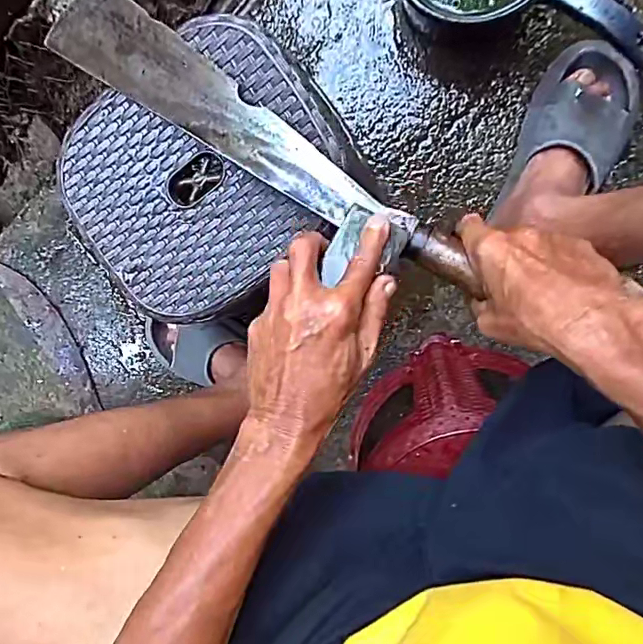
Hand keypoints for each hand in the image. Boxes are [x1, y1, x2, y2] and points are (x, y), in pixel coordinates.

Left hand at [243, 218, 397, 447]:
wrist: (285, 418)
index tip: (375, 225)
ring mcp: (276, 311)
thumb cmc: (324, 395)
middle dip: (315, 242)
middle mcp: (303, 304)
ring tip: (305, 284)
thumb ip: (374, 313)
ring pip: (280, 266)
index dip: (371, 238)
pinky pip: (270, 296)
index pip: (358, 263)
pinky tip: (291, 319)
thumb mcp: (362, 356)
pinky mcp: (258, 322)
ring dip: (294, 268)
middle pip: (303, 246)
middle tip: (324, 253)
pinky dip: (282, 299)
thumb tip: (384, 285)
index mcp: (337, 312)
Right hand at [457, 215, 642, 389]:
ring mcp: (555, 238)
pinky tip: (566, 295)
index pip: (467, 227)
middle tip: (506, 289)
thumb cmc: (544, 321)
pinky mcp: (584, 246)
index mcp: (492, 248)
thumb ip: (480, 305)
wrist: (596, 323)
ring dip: (534, 265)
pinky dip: (562, 269)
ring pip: (535, 247)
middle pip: (504, 240)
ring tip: (542, 297)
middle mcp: (523, 234)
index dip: (466, 240)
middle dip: (504, 260)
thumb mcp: (491, 324)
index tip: (469, 254)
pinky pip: (564, 254)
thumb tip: (483, 305)